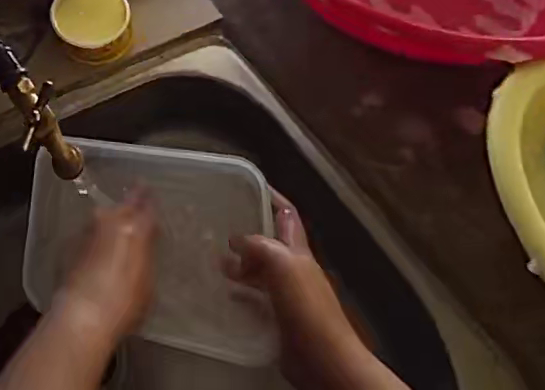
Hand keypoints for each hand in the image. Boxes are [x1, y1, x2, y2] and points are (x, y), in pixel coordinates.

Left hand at [52, 190, 155, 344]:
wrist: (81, 317)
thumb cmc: (124, 305)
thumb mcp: (147, 284)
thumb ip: (145, 256)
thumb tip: (142, 248)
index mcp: (136, 228)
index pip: (147, 204)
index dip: (149, 200)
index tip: (150, 194)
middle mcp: (112, 219)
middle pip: (125, 203)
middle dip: (131, 203)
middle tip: (134, 203)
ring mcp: (89, 228)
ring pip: (105, 217)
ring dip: (110, 222)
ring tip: (113, 236)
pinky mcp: (72, 241)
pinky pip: (90, 234)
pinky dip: (95, 239)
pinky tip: (95, 254)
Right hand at [226, 191, 404, 389]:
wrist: (326, 360)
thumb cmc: (306, 306)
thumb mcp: (281, 264)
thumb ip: (258, 246)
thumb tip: (235, 240)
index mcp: (297, 249)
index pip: (286, 214)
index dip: (272, 196)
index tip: (251, 185)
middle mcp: (293, 268)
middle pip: (270, 241)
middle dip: (248, 234)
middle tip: (221, 229)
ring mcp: (288, 295)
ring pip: (261, 271)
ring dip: (241, 266)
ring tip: (218, 265)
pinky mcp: (280, 320)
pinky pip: (257, 300)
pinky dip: (242, 295)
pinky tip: (228, 297)